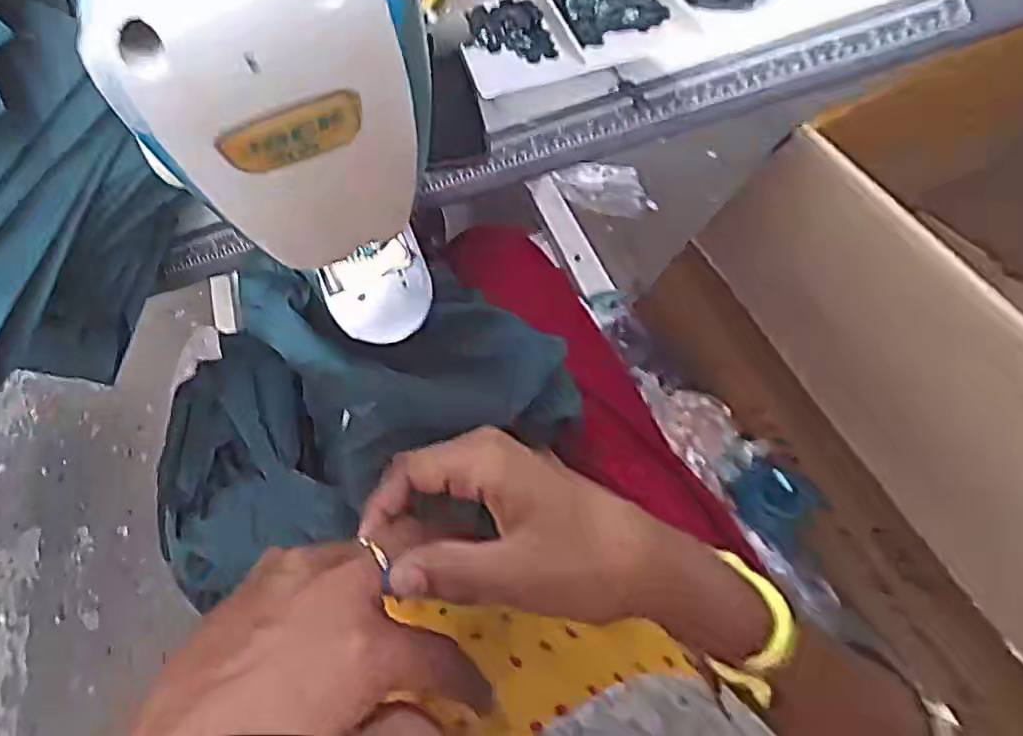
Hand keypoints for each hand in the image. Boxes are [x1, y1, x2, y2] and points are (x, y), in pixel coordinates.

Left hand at [131, 544, 488, 735]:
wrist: (178, 734)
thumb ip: (400, 726)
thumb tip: (434, 716)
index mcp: (364, 642)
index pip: (438, 653)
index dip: (465, 679)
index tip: (475, 695)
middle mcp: (332, 585)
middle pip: (402, 550)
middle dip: (431, 567)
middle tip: (447, 592)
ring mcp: (292, 567)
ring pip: (355, 548)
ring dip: (379, 568)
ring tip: (388, 598)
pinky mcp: (260, 569)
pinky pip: (312, 558)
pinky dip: (333, 572)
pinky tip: (326, 601)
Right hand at [359, 428, 766, 657]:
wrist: (654, 565)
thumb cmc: (584, 563)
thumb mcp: (514, 574)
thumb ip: (447, 571)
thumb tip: (389, 576)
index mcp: (480, 454)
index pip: (407, 469)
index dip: (380, 507)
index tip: (367, 551)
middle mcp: (482, 447)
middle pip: (418, 474)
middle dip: (397, 517)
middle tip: (384, 565)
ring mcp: (496, 462)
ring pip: (437, 487)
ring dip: (418, 524)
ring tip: (405, 567)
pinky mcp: (508, 481)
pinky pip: (459, 496)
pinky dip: (442, 525)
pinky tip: (439, 558)